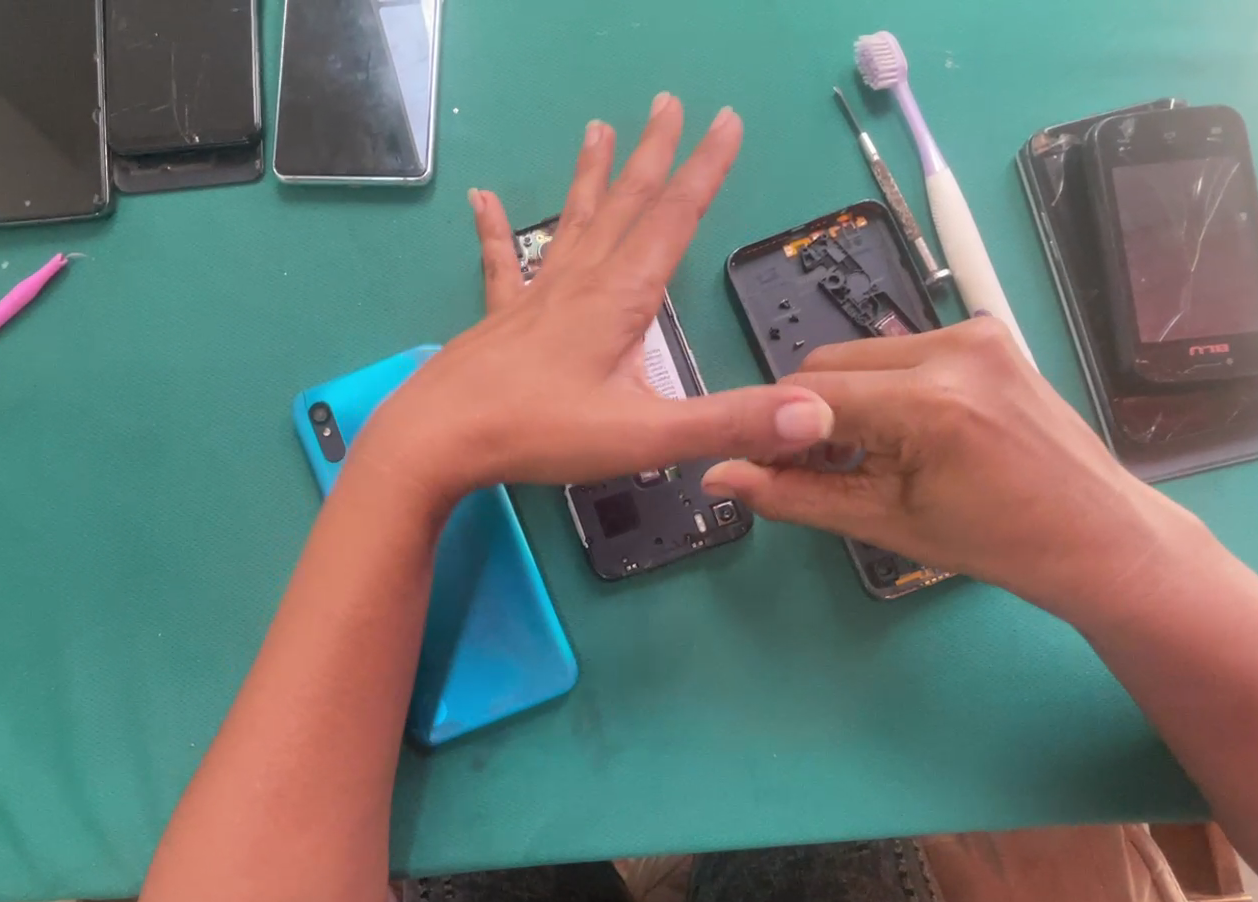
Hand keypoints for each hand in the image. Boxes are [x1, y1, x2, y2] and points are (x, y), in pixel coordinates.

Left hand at [354, 94, 835, 503]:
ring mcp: (531, 299)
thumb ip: (727, 424)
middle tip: (666, 104)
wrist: (440, 440)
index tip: (726, 121)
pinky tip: (482, 201)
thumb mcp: (644, 436)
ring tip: (597, 131)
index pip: (672, 221)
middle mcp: (576, 284)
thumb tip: (816, 414)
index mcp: (619, 300)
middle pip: (623, 208)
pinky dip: (495, 232)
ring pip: (570, 225)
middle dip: (651, 157)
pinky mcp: (497, 321)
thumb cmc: (540, 434)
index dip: (704, 172)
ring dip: (589, 179)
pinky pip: (500, 265)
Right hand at [701, 319, 1213, 619]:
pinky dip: (875, 391)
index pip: (807, 397)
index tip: (757, 468)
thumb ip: (790, 495)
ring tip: (858, 458)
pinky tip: (892, 435)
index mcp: (930, 402)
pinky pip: (896, 355)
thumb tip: (717, 477)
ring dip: (838, 404)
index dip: (769, 433)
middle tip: (809, 470)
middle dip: (803, 418)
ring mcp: (975, 334)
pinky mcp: (986, 335)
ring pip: (857, 358)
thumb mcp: (880, 522)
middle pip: (827, 367)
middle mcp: (953, 348)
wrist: (1097, 534)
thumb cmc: (993, 542)